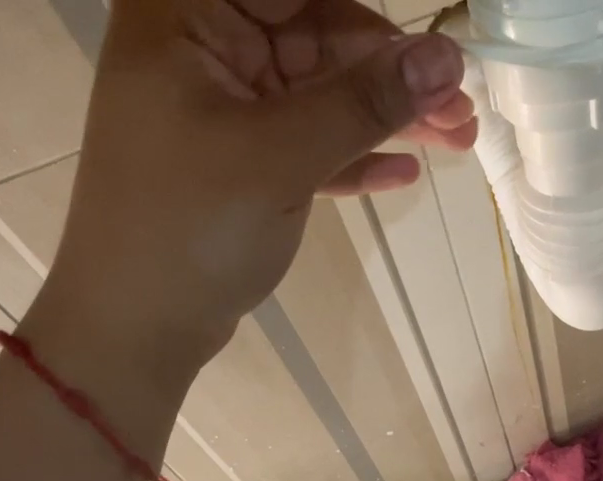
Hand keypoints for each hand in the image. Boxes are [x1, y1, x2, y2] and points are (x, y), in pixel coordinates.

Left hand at [21, 0, 475, 384]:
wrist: (137, 327)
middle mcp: (204, 48)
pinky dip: (353, 156)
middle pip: (317, 34)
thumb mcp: (281, 157)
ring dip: (386, 117)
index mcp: (189, 14)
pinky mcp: (241, 163)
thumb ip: (364, 103)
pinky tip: (405, 173)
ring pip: (320, 94)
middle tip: (464, 106)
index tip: (438, 40)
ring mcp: (223, 109)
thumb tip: (446, 59)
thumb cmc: (192, 228)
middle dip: (392, 70)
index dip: (369, 14)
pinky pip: (308, 143)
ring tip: (459, 140)